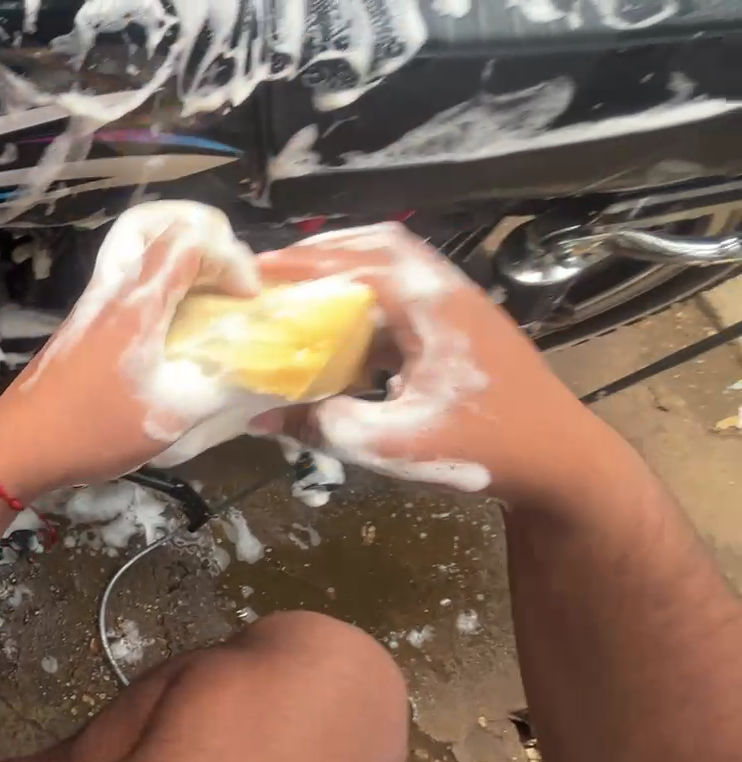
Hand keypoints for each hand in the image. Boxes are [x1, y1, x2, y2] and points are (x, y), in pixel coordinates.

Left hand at [0, 201, 263, 498]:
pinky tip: (167, 333)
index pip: (190, 237)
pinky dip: (151, 289)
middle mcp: (108, 293)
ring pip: (130, 253)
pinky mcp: (78, 331)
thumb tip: (270, 370)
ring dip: (172, 261)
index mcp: (135, 303)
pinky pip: (120, 286)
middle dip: (197, 232)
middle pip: (148, 223)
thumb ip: (227, 386)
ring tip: (200, 299)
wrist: (13, 450)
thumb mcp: (170, 415)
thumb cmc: (89, 430)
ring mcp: (88, 310)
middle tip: (219, 273)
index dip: (231, 256)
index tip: (244, 299)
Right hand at [256, 223, 598, 502]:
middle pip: (383, 246)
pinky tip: (326, 326)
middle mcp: (448, 297)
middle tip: (269, 270)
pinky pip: (396, 298)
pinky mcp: (451, 331)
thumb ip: (321, 427)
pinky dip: (355, 299)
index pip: (366, 263)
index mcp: (436, 311)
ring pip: (392, 267)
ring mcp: (454, 311)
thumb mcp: (389, 443)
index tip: (255, 271)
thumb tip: (258, 419)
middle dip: (322, 251)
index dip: (307, 262)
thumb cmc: (480, 449)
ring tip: (290, 290)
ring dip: (340, 271)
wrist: (558, 462)